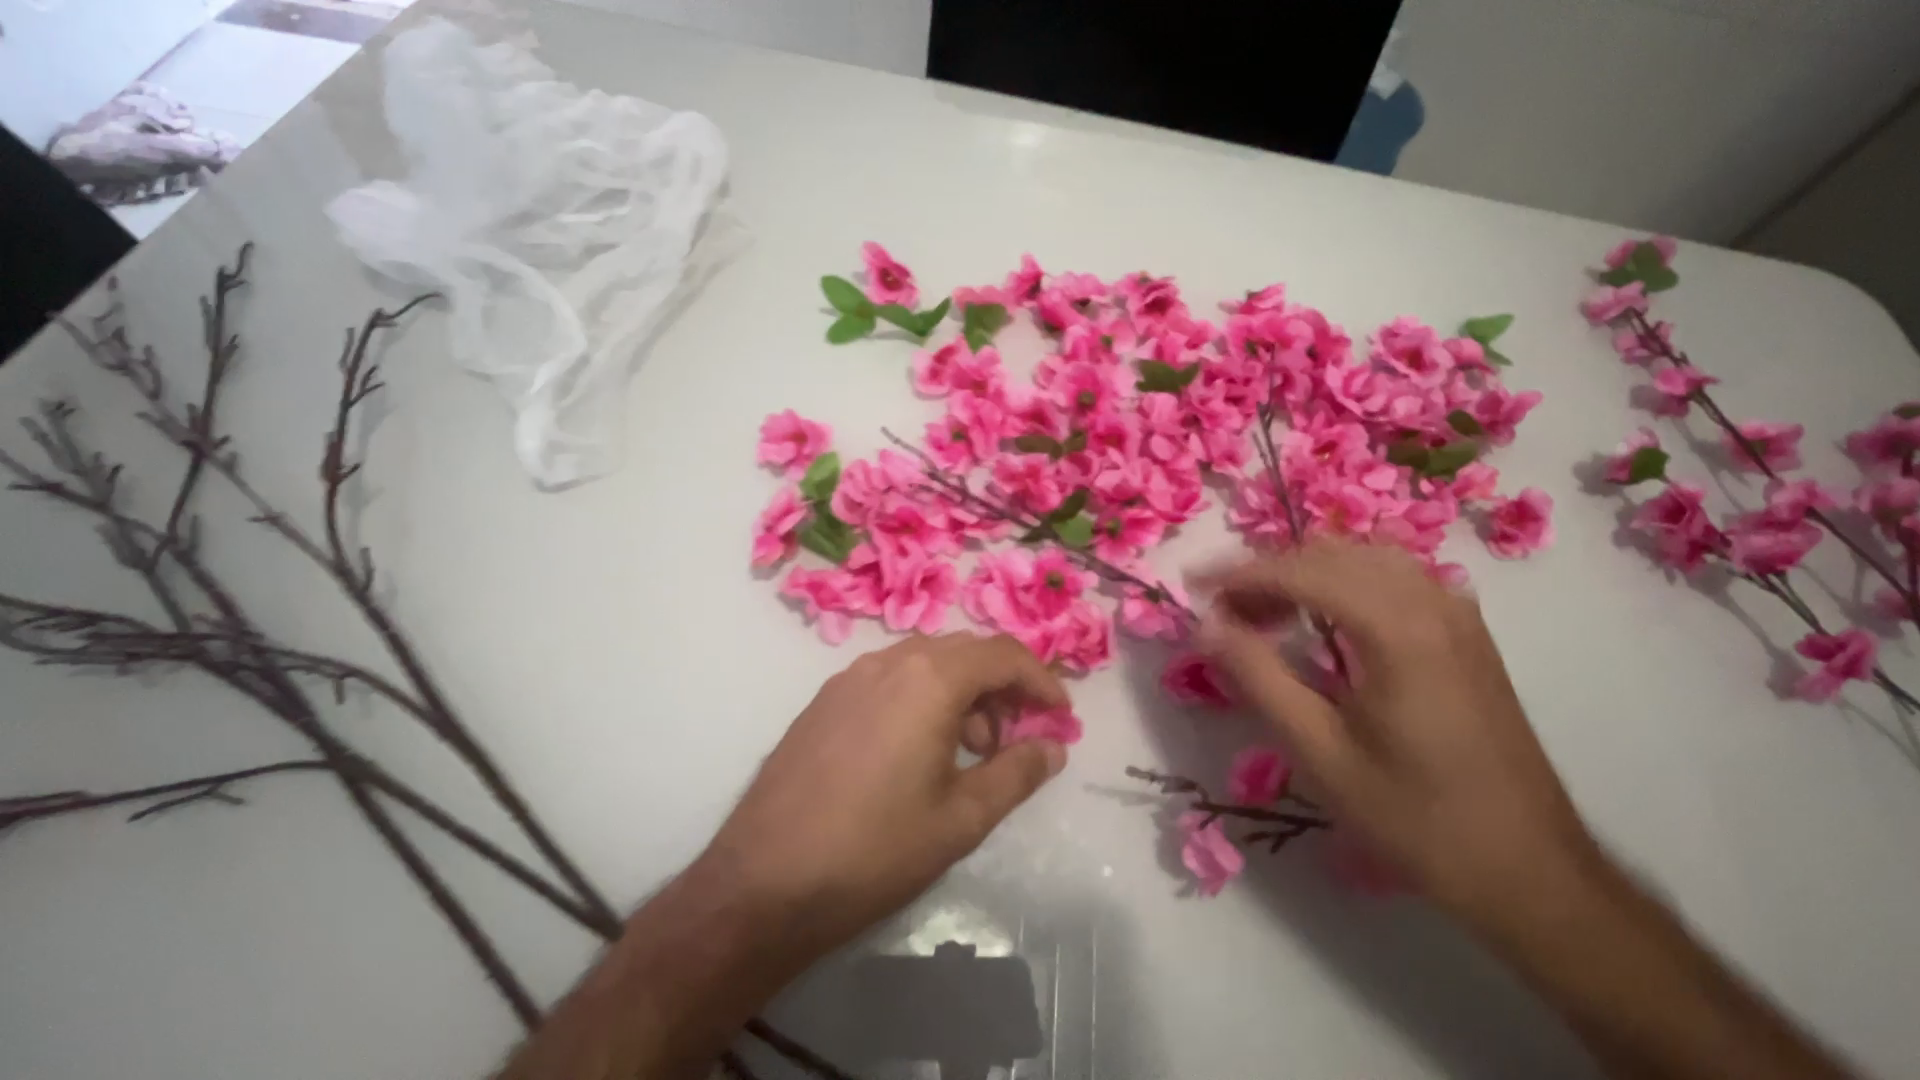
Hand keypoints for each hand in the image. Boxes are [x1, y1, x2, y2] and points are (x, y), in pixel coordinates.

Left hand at [699, 632, 1070, 963]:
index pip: (1002, 654)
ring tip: (972, 751)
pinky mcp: (822, 704)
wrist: (765, 880)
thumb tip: (1052, 747)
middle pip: (962, 651)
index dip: (1040, 680)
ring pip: (922, 663)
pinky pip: (888, 681)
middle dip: (1002, 685)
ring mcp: (847, 680)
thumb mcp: (962, 818)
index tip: (1060, 716)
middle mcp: (886, 663)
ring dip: (961, 692)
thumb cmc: (876, 849)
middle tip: (1019, 736)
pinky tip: (919, 753)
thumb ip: (1016, 773)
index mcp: (928, 679)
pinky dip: (921, 699)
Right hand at [1190, 539, 1598, 927]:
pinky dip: (1348, 583)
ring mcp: (1458, 615)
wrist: (1527, 867)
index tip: (1193, 586)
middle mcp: (1432, 603)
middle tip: (1223, 610)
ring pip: (1367, 559)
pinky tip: (1326, 622)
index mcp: (1396, 629)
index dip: (1240, 574)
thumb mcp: (1319, 753)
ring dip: (1309, 573)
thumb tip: (1206, 626)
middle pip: (1334, 554)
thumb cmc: (1414, 817)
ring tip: (1265, 614)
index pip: (1301, 571)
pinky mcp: (1468, 636)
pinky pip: (1398, 579)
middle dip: (1270, 571)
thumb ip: (1258, 678)